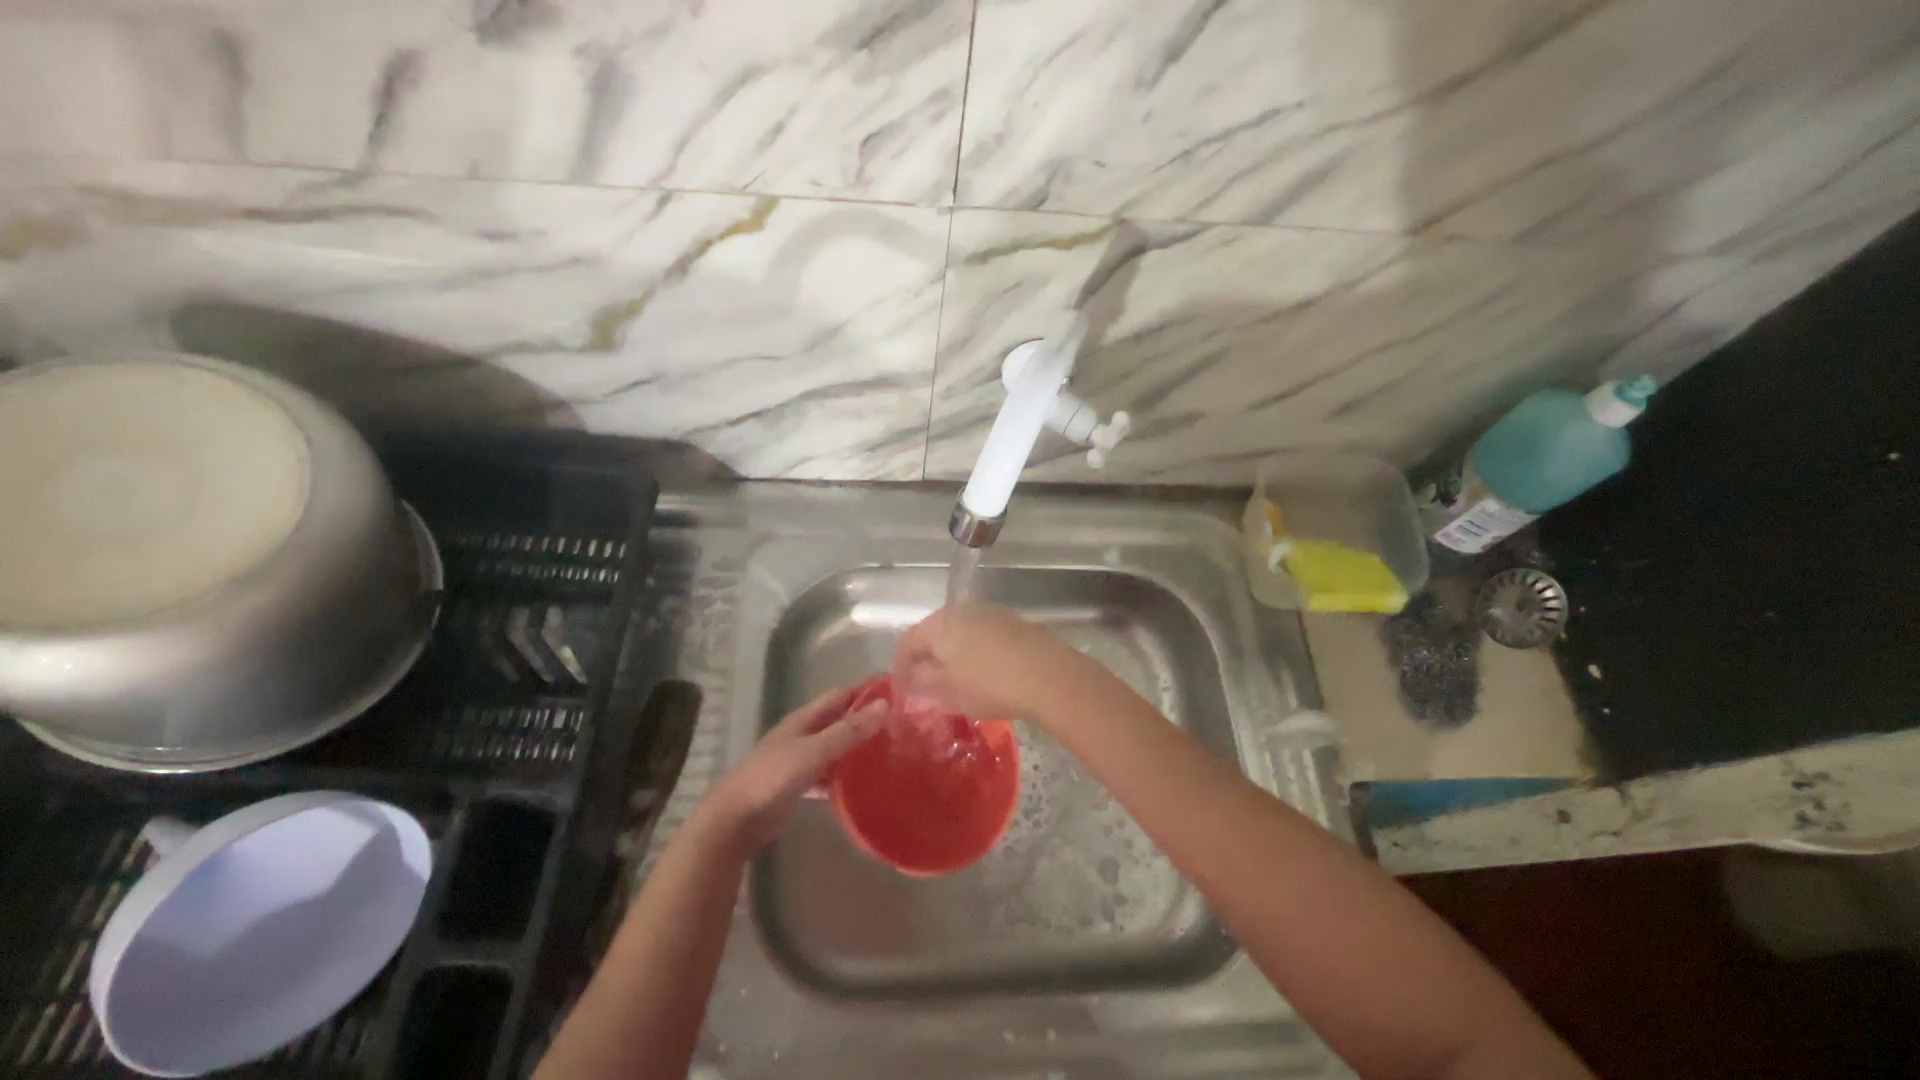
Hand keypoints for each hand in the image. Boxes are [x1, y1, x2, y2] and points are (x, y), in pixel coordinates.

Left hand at [696, 686, 884, 852]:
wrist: (736, 818)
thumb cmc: (773, 777)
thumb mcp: (815, 751)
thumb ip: (849, 731)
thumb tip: (886, 705)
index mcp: (803, 719)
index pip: (840, 695)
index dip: (865, 690)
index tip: (897, 689)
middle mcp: (801, 734)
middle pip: (838, 720)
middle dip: (865, 718)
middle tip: (900, 723)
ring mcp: (798, 760)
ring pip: (834, 748)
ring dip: (856, 748)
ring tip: (889, 752)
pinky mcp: (797, 785)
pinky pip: (828, 774)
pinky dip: (844, 775)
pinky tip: (863, 784)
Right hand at [893, 604, 1096, 720]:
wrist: (1050, 676)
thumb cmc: (991, 686)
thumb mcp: (952, 694)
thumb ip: (926, 686)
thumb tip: (913, 681)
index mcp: (939, 626)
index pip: (908, 641)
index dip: (902, 665)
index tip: (903, 687)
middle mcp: (962, 611)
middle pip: (935, 632)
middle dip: (928, 656)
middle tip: (927, 682)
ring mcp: (991, 612)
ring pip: (961, 631)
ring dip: (954, 652)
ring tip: (957, 679)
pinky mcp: (1014, 621)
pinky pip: (984, 634)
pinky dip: (977, 650)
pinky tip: (985, 671)